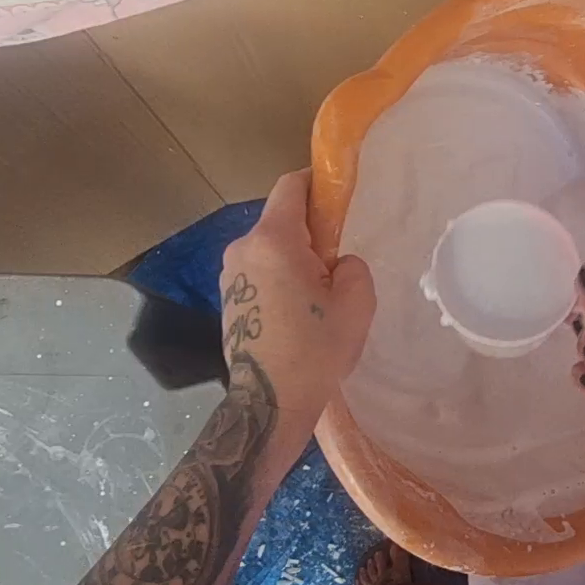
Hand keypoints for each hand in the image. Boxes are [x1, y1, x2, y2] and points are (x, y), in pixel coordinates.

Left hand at [220, 170, 375, 425]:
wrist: (270, 401)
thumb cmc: (315, 349)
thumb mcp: (356, 302)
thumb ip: (351, 265)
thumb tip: (335, 263)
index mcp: (273, 241)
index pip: (291, 186)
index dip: (318, 183)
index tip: (340, 197)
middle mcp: (242, 249)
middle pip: (282, 219)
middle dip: (312, 231)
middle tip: (338, 263)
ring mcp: (229, 275)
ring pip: (271, 247)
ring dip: (296, 258)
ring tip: (319, 295)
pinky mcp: (227, 298)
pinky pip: (260, 271)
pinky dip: (280, 277)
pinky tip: (298, 311)